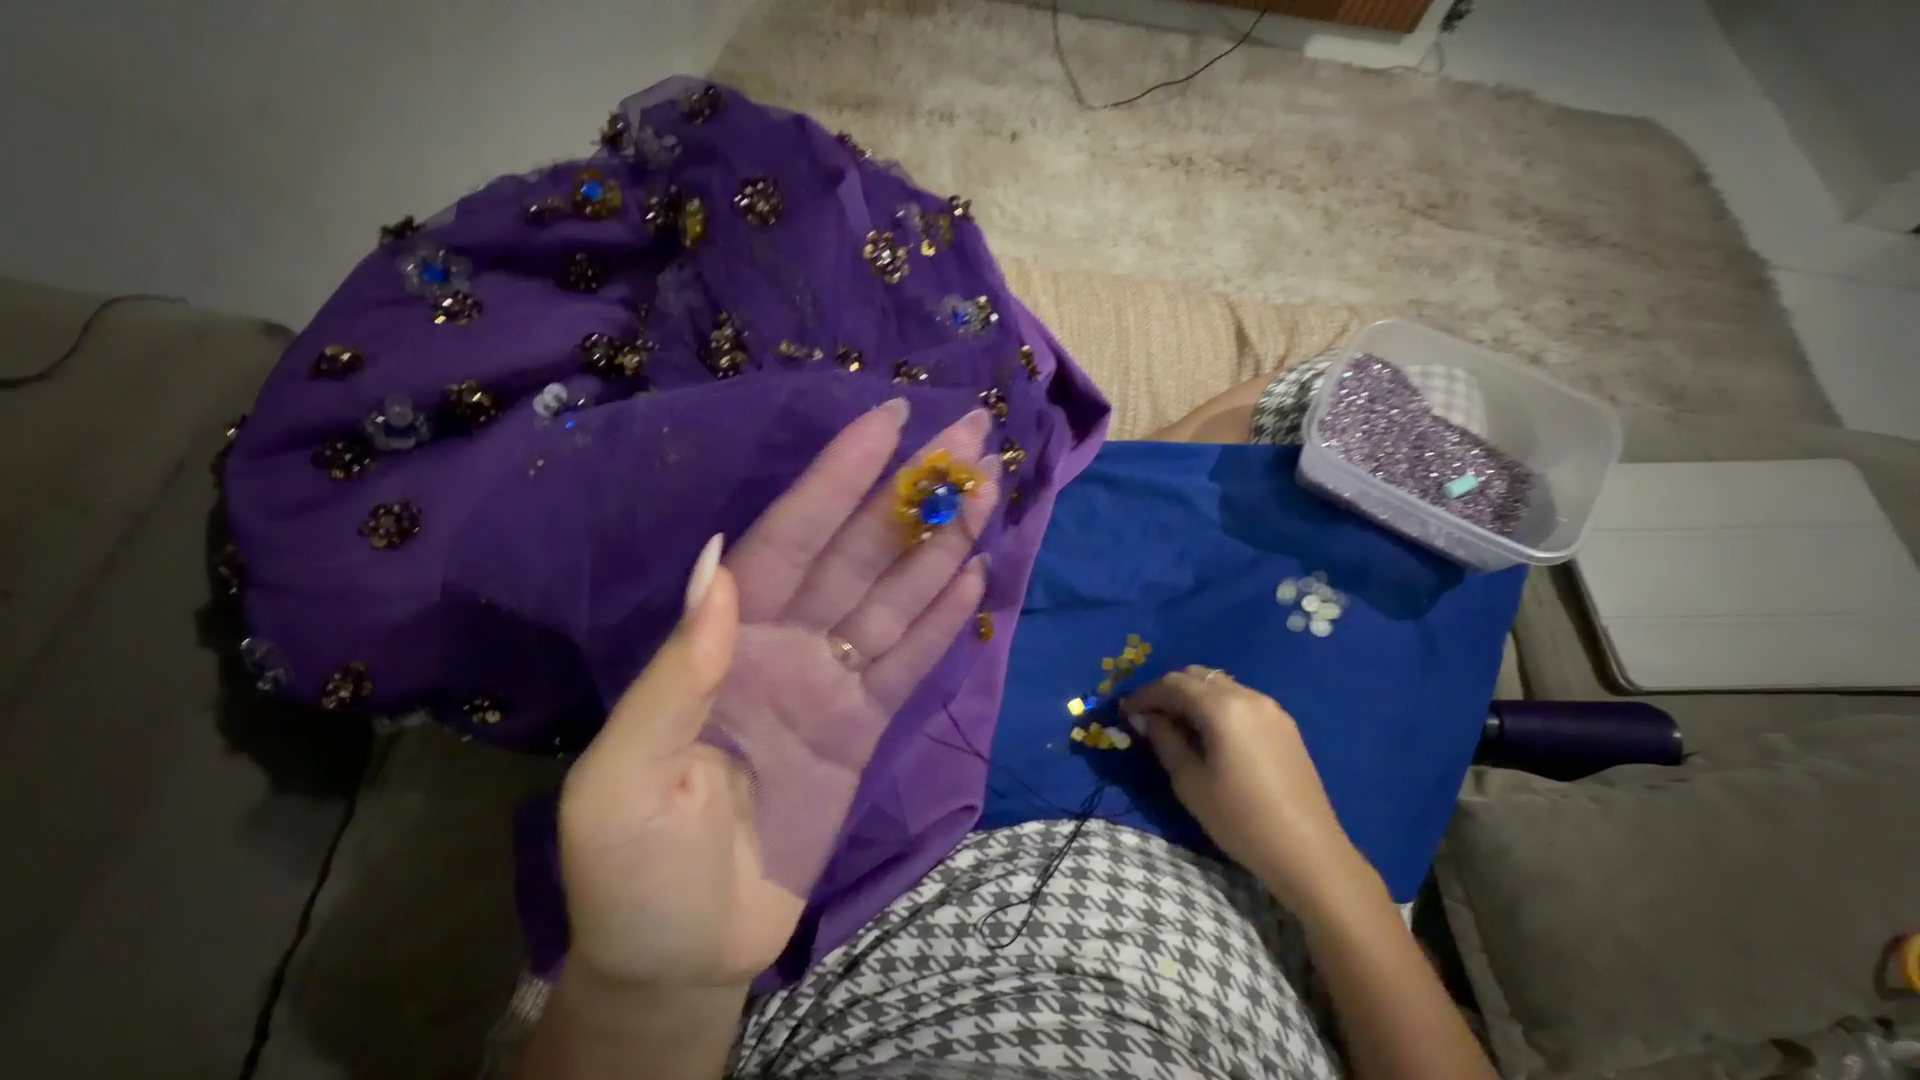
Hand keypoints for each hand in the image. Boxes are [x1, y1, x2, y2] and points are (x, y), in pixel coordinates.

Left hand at [557, 401, 996, 988]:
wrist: (684, 954)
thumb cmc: (635, 868)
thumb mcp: (628, 774)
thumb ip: (678, 669)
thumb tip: (719, 563)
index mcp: (722, 641)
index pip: (788, 538)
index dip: (837, 478)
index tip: (886, 422)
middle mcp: (781, 645)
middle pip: (857, 552)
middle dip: (911, 494)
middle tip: (971, 438)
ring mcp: (827, 686)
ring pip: (894, 598)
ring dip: (941, 545)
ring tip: (989, 491)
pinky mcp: (862, 730)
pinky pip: (908, 664)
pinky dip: (942, 621)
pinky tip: (975, 575)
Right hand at [1123, 666, 1373, 912]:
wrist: (1307, 850)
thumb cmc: (1240, 819)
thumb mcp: (1190, 782)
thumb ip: (1164, 741)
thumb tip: (1145, 718)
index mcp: (1223, 708)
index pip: (1173, 684)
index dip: (1144, 694)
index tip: (1125, 712)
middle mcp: (1248, 696)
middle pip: (1198, 676)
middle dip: (1168, 690)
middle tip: (1148, 716)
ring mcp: (1271, 708)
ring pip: (1221, 684)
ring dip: (1193, 695)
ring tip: (1176, 724)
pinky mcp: (1285, 724)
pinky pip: (1241, 699)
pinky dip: (1217, 705)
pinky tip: (1209, 732)